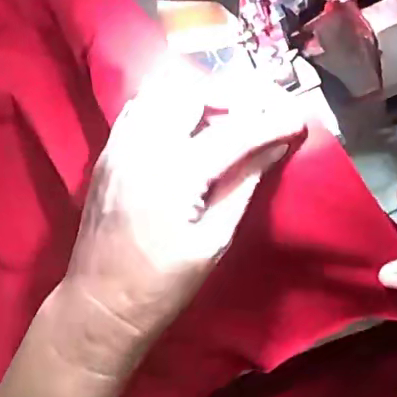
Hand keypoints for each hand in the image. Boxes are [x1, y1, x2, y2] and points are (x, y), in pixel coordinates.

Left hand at [51, 60, 305, 381]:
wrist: (98, 305)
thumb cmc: (161, 286)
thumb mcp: (213, 241)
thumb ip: (242, 185)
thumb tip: (273, 147)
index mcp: (175, 174)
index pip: (233, 132)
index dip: (270, 122)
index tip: (298, 117)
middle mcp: (144, 146)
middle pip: (194, 93)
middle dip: (235, 95)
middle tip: (264, 110)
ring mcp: (120, 144)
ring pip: (164, 91)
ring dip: (201, 94)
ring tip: (230, 112)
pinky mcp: (108, 150)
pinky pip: (141, 105)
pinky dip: (170, 102)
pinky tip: (189, 120)